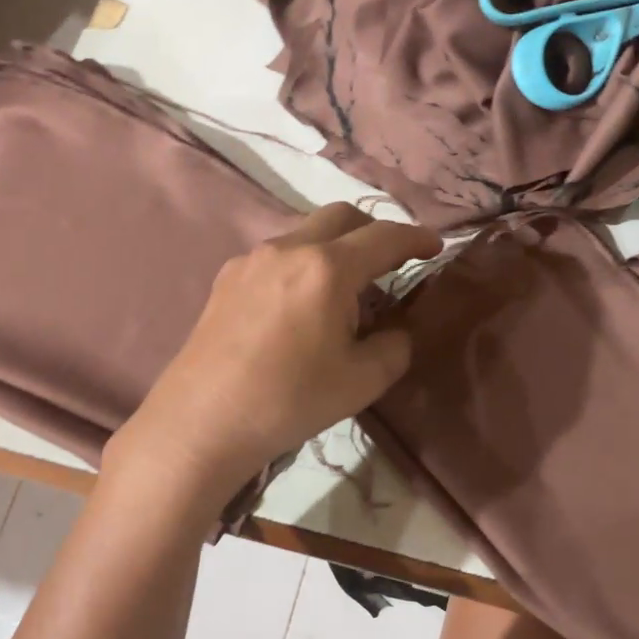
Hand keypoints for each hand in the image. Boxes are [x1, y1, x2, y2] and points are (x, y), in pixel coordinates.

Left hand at [107, 202, 441, 487]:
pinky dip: (306, 265)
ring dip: (338, 250)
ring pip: (307, 234)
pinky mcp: (227, 279)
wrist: (203, 421)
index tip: (435, 248)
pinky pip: (280, 256)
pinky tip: (306, 307)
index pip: (384, 237)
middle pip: (342, 216)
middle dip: (375, 233)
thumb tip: (396, 329)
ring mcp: (251, 260)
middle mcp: (288, 249)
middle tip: (393, 266)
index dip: (416, 239)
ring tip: (348, 294)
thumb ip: (395, 345)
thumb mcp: (363, 380)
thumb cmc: (291, 400)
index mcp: (327, 268)